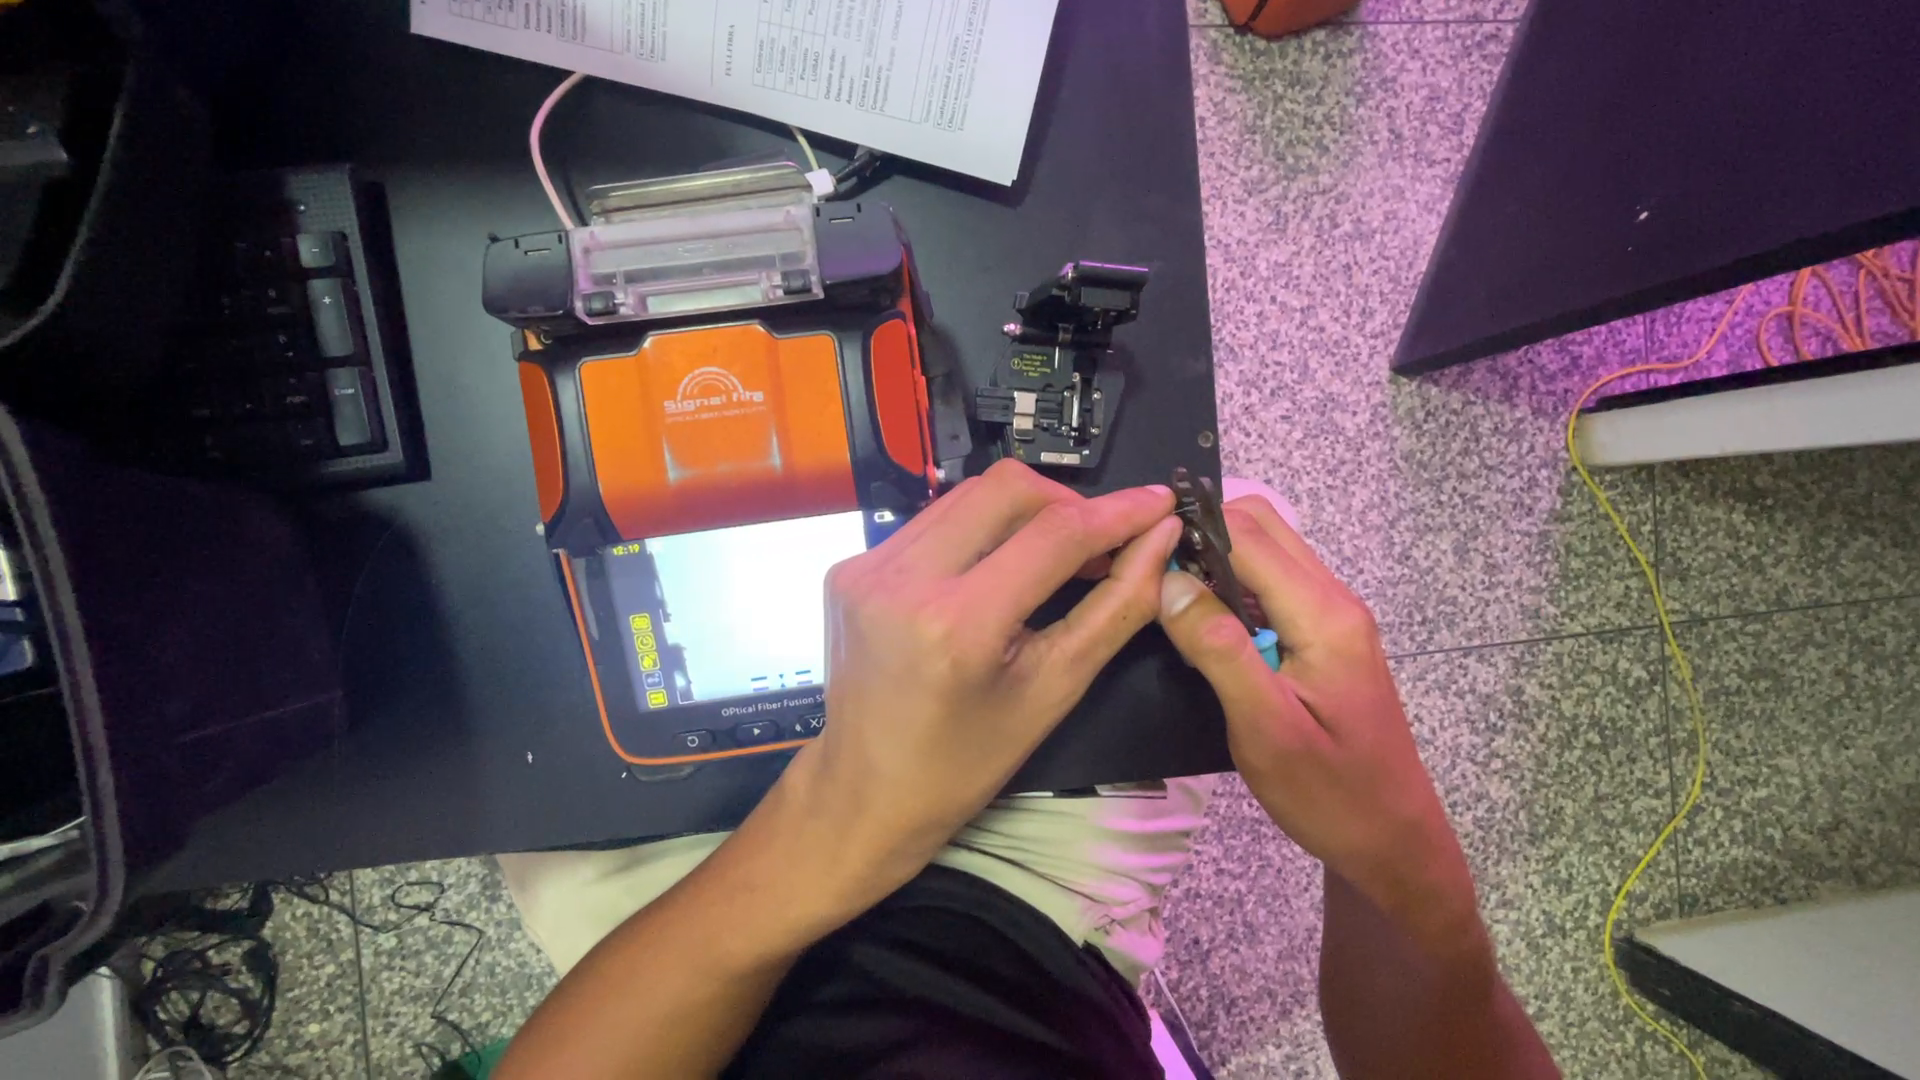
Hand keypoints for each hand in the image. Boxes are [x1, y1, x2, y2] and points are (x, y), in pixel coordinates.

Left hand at [779, 460, 1180, 904]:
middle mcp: (902, 578)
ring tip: (1053, 559)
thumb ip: (1116, 609)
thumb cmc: (966, 760)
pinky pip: (933, 521)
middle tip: (1098, 545)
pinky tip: (994, 573)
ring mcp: (867, 566)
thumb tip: (1159, 540)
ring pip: (967, 495)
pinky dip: (979, 533)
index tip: (1159, 503)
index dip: (1119, 512)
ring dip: (1023, 514)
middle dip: (1068, 503)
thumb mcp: (1053, 690)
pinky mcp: (851, 565)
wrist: (866, 789)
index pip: (1055, 534)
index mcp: (957, 623)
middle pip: (1007, 487)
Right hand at [1156, 495, 1480, 953]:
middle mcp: (1334, 599)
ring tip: (1166, 589)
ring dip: (1216, 554)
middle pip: (1263, 525)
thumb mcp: (1264, 728)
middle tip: (1151, 570)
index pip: (1249, 536)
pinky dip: (1232, 581)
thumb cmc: (1328, 793)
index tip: (1139, 552)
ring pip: (1268, 549)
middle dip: (1203, 532)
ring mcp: (1333, 615)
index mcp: (1323, 614)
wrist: (1392, 840)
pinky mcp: (1325, 634)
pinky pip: (1273, 582)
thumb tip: (1170, 581)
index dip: (1192, 532)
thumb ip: (1218, 649)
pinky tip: (1202, 616)